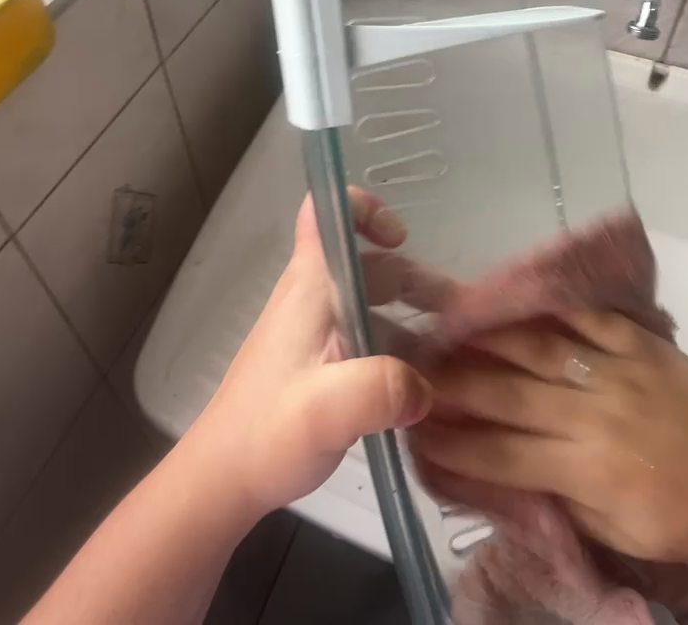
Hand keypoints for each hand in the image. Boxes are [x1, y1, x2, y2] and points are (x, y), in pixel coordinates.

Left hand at [186, 190, 433, 520]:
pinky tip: (427, 385)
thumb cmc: (267, 433)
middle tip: (465, 320)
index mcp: (311, 287)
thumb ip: (383, 389)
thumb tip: (428, 388)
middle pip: (371, 264)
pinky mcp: (321, 364)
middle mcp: (314, 298)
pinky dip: (400, 348)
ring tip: (459, 355)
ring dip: (416, 319)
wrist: (222, 480)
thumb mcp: (328, 409)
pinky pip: (369, 337)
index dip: (364, 208)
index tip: (402, 240)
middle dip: (418, 281)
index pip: (325, 211)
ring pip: (374, 303)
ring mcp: (317, 332)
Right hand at [410, 308, 687, 574]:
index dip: (453, 442)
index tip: (416, 429)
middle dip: (453, 381)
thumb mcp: (616, 532)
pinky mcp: (643, 343)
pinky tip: (515, 298)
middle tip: (415, 368)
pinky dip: (547, 306)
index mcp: (589, 468)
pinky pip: (585, 315)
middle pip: (507, 391)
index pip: (501, 452)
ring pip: (537, 345)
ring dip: (487, 336)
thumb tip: (500, 472)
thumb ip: (557, 498)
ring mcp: (620, 368)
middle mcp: (595, 412)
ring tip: (448, 328)